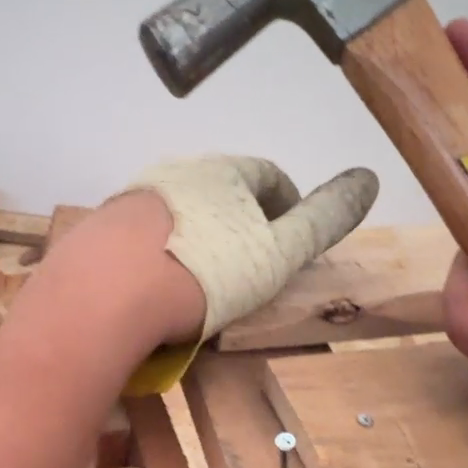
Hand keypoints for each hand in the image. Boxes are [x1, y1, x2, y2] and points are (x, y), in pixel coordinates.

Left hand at [37, 155, 376, 394]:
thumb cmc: (204, 274)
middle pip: (218, 191)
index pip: (268, 176)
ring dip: (193, 237)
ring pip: (176, 213)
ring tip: (197, 281)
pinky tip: (152, 289)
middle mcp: (176, 173)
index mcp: (224, 172)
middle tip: (245, 263)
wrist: (105, 295)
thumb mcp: (277, 254)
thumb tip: (369, 178)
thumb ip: (321, 221)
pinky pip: (137, 239)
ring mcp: (131, 201)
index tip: (289, 238)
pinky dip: (153, 256)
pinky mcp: (97, 232)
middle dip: (237, 220)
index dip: (286, 205)